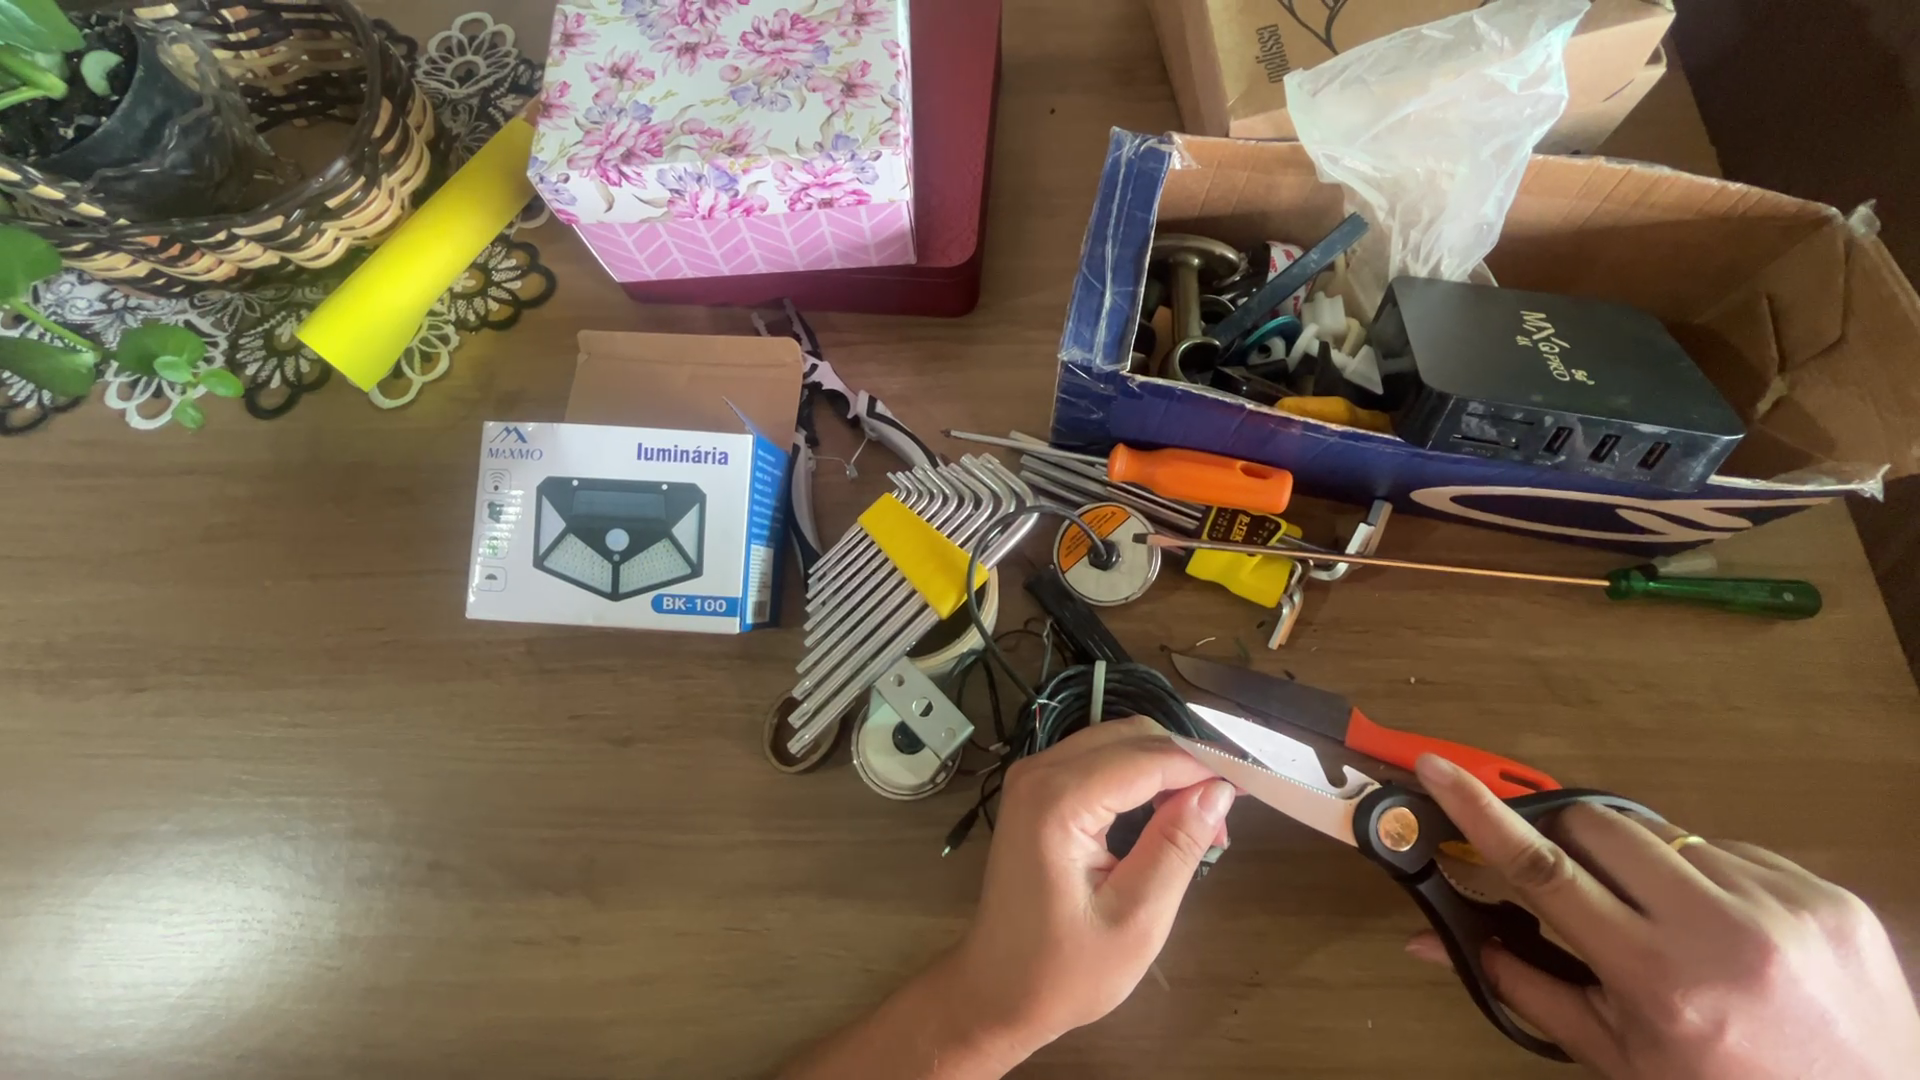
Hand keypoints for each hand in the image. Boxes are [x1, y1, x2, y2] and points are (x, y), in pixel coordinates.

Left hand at [948, 716, 1234, 1052]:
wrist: (997, 987)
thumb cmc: (1064, 969)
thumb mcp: (1136, 919)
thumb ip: (1176, 845)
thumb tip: (1218, 790)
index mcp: (1058, 800)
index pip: (1147, 758)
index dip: (1203, 766)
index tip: (1251, 786)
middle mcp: (1039, 770)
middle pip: (1131, 738)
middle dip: (1185, 763)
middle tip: (1224, 814)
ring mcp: (1032, 774)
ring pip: (1116, 742)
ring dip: (1164, 768)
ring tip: (1200, 820)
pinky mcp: (1036, 787)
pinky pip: (1098, 759)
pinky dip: (1137, 775)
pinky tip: (1163, 812)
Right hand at [1407, 754, 1919, 1077]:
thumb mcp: (1614, 1053)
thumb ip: (1517, 982)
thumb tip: (1422, 940)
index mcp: (1660, 980)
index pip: (1544, 870)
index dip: (1480, 812)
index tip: (1436, 767)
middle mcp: (1725, 934)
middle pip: (1594, 827)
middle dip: (1565, 839)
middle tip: (1574, 879)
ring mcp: (1788, 908)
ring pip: (1658, 832)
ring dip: (1638, 862)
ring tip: (1664, 917)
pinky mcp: (1833, 897)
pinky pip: (1725, 849)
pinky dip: (1702, 875)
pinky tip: (1724, 926)